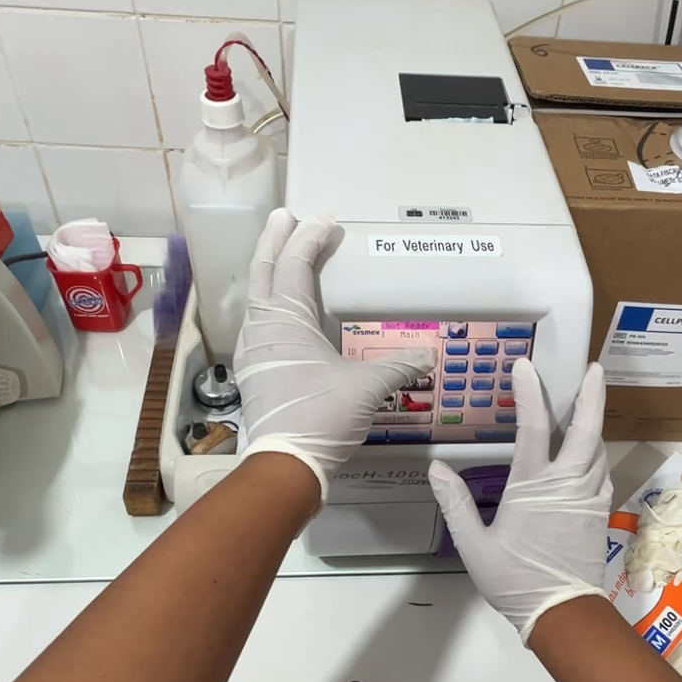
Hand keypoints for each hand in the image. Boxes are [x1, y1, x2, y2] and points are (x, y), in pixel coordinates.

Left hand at [234, 209, 433, 501]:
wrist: (285, 465)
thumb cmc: (322, 416)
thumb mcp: (368, 388)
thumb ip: (399, 366)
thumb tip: (428, 355)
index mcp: (287, 320)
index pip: (295, 265)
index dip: (309, 239)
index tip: (323, 220)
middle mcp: (263, 328)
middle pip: (264, 272)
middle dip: (274, 241)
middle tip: (284, 217)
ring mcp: (253, 351)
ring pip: (256, 298)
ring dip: (267, 271)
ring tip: (277, 255)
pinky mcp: (254, 373)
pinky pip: (256, 323)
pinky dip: (266, 303)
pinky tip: (275, 312)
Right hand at [428, 359, 610, 641]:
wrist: (563, 612)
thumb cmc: (515, 580)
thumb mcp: (474, 545)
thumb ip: (456, 504)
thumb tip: (437, 468)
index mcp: (534, 486)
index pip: (533, 428)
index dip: (529, 394)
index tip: (525, 366)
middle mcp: (567, 483)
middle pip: (586, 429)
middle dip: (590, 396)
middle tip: (595, 370)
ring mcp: (589, 496)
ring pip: (598, 449)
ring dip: (594, 422)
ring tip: (590, 403)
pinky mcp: (599, 512)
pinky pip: (602, 471)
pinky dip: (597, 452)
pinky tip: (591, 452)